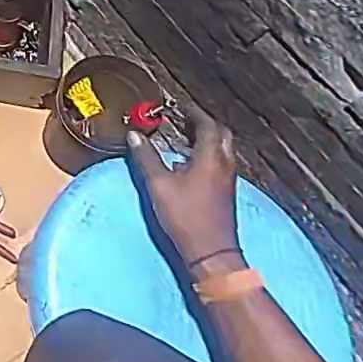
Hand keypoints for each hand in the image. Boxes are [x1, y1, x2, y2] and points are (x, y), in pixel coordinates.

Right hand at [127, 105, 240, 266]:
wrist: (211, 253)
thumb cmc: (186, 216)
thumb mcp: (159, 184)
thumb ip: (147, 157)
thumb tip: (134, 135)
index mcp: (211, 156)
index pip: (207, 124)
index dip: (193, 113)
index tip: (179, 108)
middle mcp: (224, 163)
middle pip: (219, 134)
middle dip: (202, 124)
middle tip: (183, 120)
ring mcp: (228, 179)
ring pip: (221, 148)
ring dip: (205, 139)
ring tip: (182, 138)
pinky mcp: (225, 192)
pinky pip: (219, 162)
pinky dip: (206, 154)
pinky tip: (187, 164)